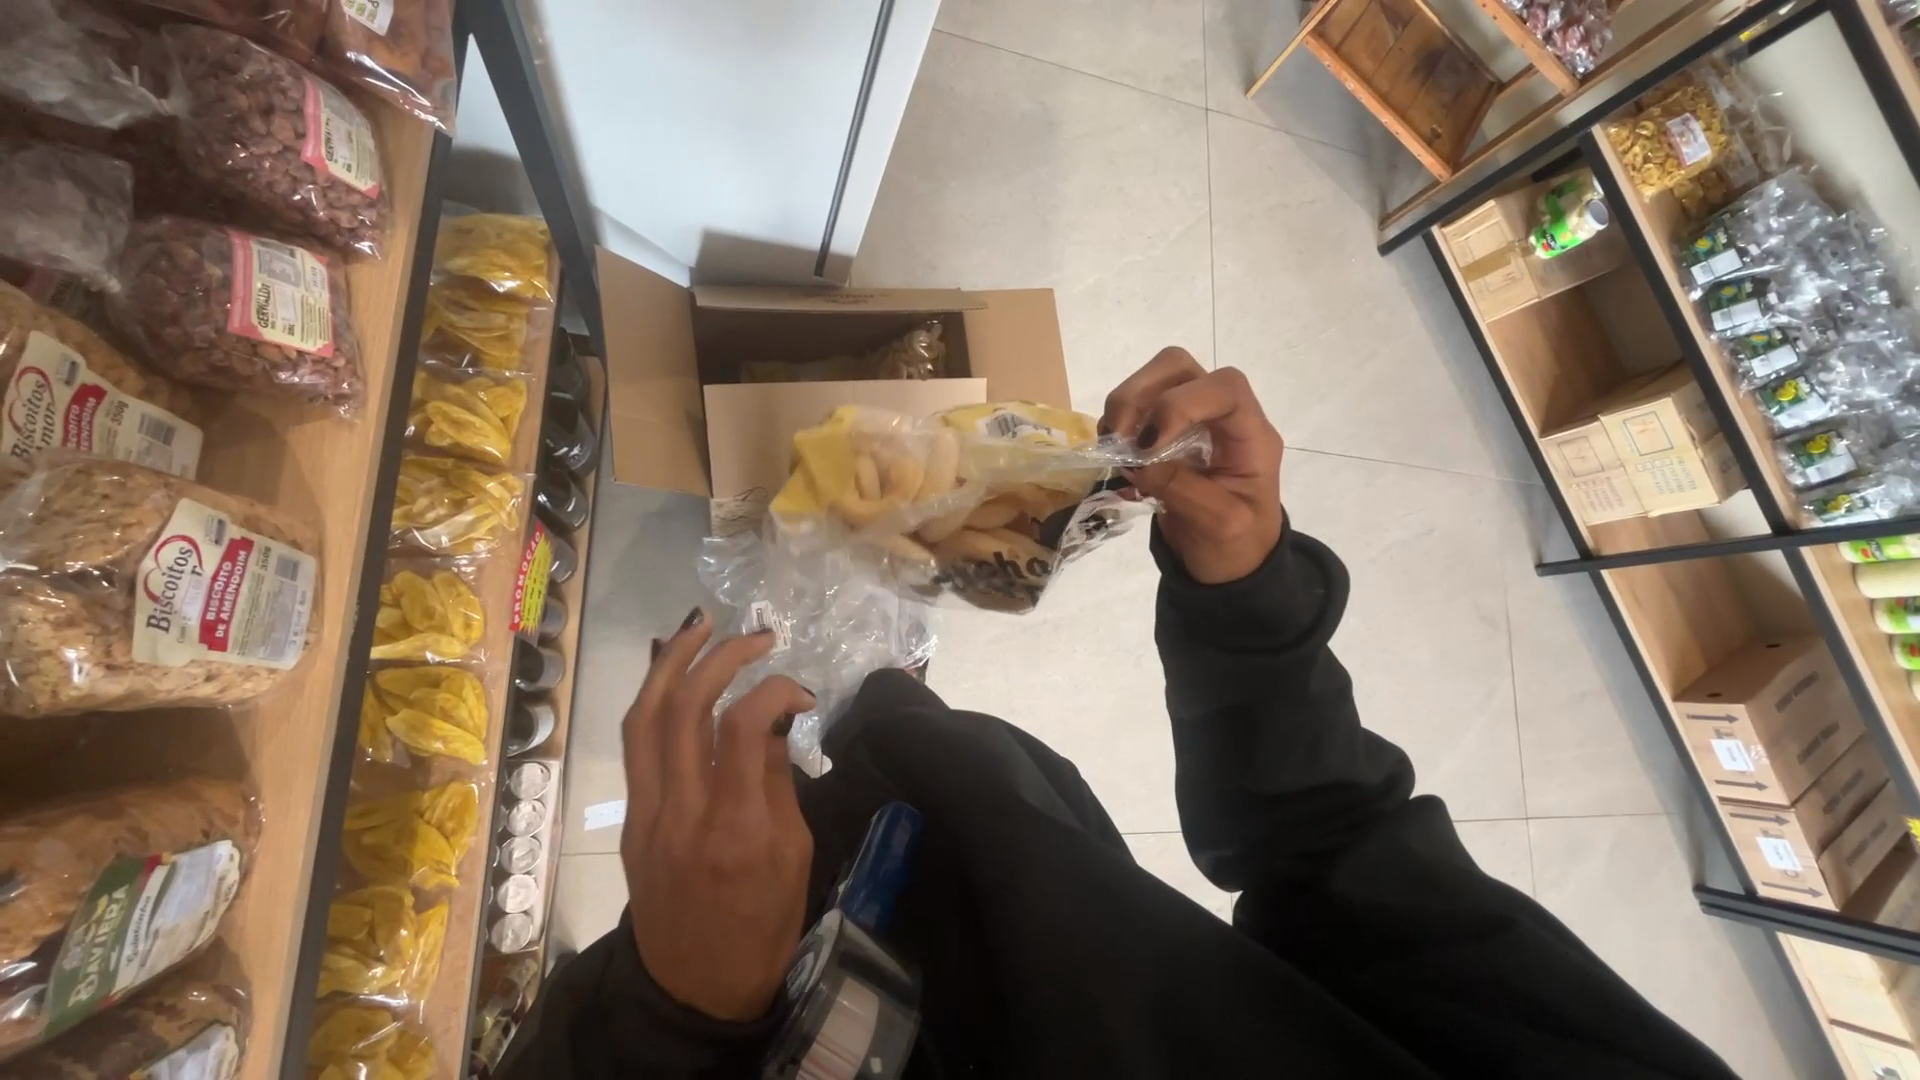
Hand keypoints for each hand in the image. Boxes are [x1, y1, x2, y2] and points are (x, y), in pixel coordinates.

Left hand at [621, 609, 816, 1020]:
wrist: (696, 987)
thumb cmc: (763, 925)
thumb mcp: (795, 855)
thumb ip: (777, 781)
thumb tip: (771, 718)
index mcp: (735, 828)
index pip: (742, 727)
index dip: (773, 690)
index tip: (802, 694)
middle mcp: (681, 812)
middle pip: (683, 709)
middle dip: (720, 656)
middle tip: (756, 637)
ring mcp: (646, 814)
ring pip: (644, 718)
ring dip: (672, 661)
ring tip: (701, 626)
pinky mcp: (630, 819)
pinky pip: (636, 744)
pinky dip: (655, 696)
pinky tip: (676, 672)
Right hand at [1102, 348, 1284, 583]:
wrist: (1231, 562)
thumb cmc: (1236, 546)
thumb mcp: (1219, 525)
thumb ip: (1181, 489)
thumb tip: (1137, 460)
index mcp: (1251, 436)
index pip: (1225, 388)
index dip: (1180, 404)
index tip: (1148, 446)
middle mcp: (1223, 416)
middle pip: (1180, 367)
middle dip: (1140, 395)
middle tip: (1119, 438)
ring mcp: (1194, 419)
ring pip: (1155, 377)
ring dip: (1124, 405)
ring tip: (1113, 446)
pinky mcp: (1168, 430)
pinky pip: (1138, 404)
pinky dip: (1118, 421)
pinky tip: (1114, 451)